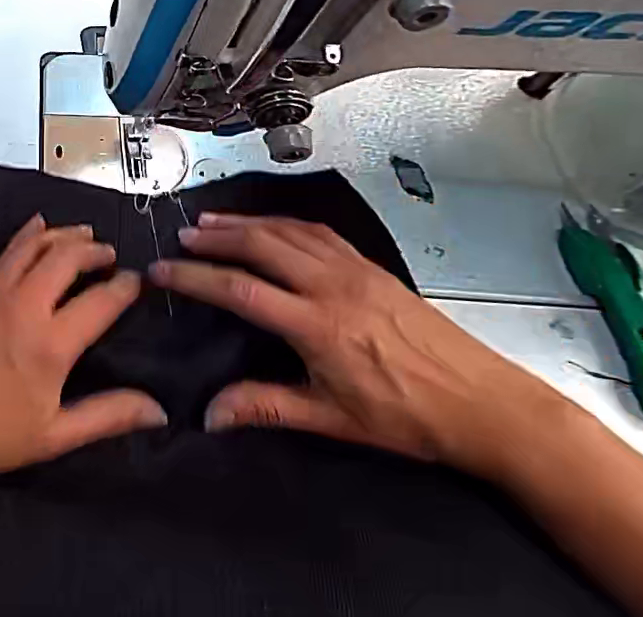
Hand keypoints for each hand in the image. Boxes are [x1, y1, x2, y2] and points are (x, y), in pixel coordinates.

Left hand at [0, 216, 165, 486]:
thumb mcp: (53, 436)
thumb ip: (107, 416)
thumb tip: (158, 411)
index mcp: (51, 345)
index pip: (102, 300)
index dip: (126, 287)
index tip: (137, 282)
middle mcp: (27, 306)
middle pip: (71, 258)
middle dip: (98, 251)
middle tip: (111, 257)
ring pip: (40, 245)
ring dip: (68, 235)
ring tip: (87, 237)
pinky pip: (10, 250)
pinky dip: (31, 233)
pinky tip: (41, 227)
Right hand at [151, 213, 573, 480]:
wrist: (479, 399)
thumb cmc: (405, 416)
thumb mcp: (333, 419)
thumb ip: (267, 407)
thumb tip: (211, 415)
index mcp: (317, 325)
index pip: (240, 290)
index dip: (195, 277)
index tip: (162, 270)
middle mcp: (330, 285)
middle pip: (261, 245)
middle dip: (216, 238)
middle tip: (182, 236)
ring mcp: (353, 269)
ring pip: (287, 231)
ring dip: (246, 223)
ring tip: (212, 222)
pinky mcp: (370, 264)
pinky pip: (317, 232)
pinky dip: (283, 222)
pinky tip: (270, 225)